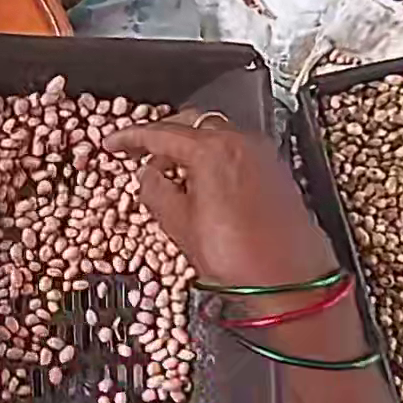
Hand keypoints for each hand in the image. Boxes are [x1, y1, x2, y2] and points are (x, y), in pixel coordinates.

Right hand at [104, 114, 362, 350]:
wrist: (290, 280)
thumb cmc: (238, 255)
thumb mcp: (179, 224)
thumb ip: (155, 190)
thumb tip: (146, 175)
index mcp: (211, 151)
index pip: (160, 133)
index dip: (130, 137)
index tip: (112, 142)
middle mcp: (240, 143)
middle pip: (190, 122)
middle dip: (160, 135)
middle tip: (137, 151)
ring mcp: (260, 154)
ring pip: (214, 133)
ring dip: (185, 146)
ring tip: (165, 171)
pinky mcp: (273, 170)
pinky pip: (233, 149)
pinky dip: (209, 156)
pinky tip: (197, 180)